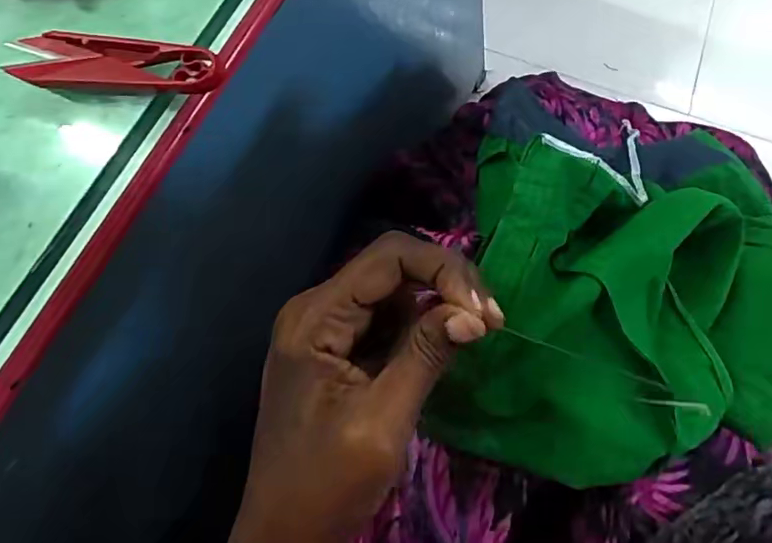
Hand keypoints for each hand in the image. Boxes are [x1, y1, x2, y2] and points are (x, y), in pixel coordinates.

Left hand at [230, 232, 504, 542]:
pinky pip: (386, 317)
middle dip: (445, 282)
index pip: (388, 257)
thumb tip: (472, 313)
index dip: (442, 269)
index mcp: (316, 315)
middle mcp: (318, 306)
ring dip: (438, 302)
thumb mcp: (380, 424)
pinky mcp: (337, 345)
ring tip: (477, 328)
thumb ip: (424, 357)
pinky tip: (447, 340)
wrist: (281, 539)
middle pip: (392, 265)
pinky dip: (421, 324)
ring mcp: (326, 325)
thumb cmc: (324, 487)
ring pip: (394, 288)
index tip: (483, 312)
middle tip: (490, 320)